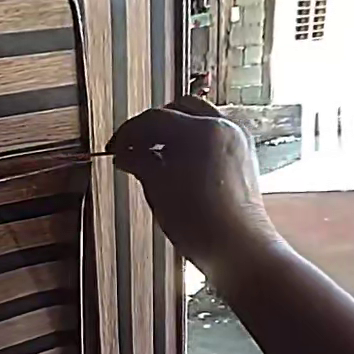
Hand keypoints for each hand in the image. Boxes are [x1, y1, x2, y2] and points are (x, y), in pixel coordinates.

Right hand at [105, 95, 282, 280]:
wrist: (235, 244)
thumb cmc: (195, 217)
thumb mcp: (156, 186)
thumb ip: (138, 162)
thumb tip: (123, 155)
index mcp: (198, 130)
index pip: (153, 118)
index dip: (127, 133)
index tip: (113, 148)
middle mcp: (221, 126)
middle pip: (178, 109)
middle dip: (151, 125)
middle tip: (131, 145)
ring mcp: (235, 138)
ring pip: (197, 118)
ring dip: (171, 131)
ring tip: (150, 155)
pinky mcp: (241, 154)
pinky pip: (210, 134)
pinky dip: (189, 141)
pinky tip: (173, 163)